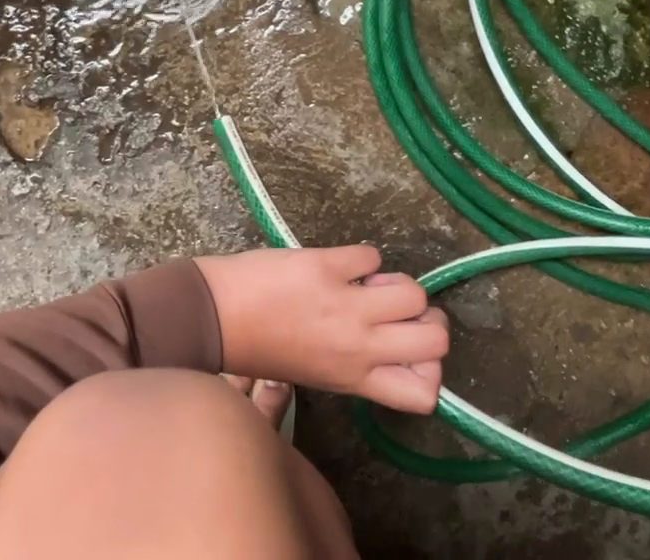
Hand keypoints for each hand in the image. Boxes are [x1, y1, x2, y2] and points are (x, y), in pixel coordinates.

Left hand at [193, 246, 448, 413]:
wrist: (214, 315)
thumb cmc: (263, 347)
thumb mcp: (318, 372)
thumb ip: (359, 362)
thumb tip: (396, 331)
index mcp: (355, 378)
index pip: (425, 393)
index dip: (430, 370)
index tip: (409, 350)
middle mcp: (357, 347)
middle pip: (436, 339)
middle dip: (426, 318)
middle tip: (397, 310)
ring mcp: (344, 306)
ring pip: (414, 292)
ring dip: (397, 283)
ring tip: (368, 284)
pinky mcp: (326, 266)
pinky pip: (371, 255)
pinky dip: (362, 258)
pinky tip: (341, 265)